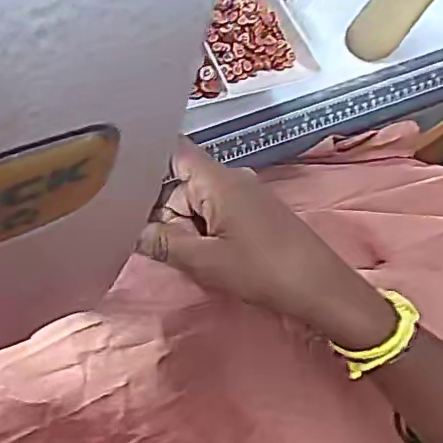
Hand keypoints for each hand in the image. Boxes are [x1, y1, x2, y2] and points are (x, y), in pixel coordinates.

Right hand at [137, 141, 397, 346]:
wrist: (321, 290)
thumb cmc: (263, 271)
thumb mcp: (205, 261)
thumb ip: (163, 243)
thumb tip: (131, 233)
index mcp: (218, 180)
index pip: (174, 152)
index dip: (146, 161)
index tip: (121, 182)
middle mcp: (231, 179)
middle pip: (179, 184)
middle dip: (164, 212)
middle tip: (160, 245)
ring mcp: (244, 196)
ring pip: (194, 203)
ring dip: (183, 227)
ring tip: (187, 256)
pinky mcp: (252, 214)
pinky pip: (213, 214)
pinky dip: (201, 232)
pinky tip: (203, 256)